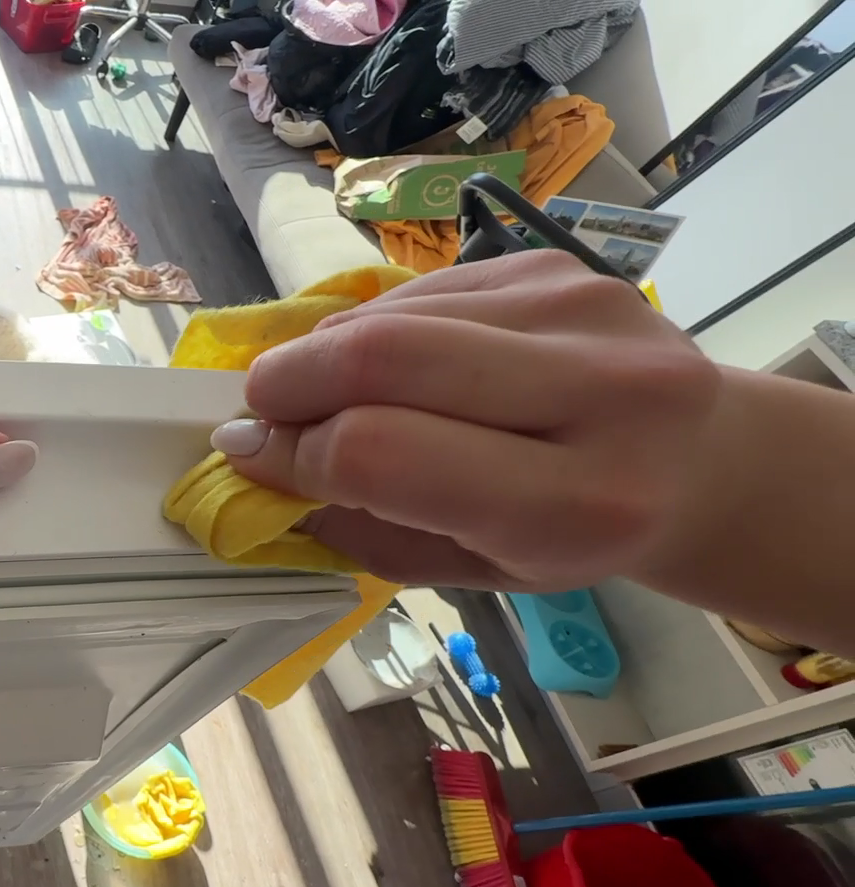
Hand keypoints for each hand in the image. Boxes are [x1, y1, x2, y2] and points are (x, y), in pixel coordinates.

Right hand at [208, 249, 721, 590]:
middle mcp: (601, 391)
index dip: (290, 452)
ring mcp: (583, 308)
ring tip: (325, 394)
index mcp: (574, 503)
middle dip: (285, 381)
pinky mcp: (556, 264)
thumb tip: (253, 455)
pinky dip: (362, 332)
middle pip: (377, 358)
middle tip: (262, 410)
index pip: (375, 451)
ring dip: (319, 357)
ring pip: (383, 317)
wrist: (694, 464)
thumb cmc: (555, 538)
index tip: (251, 457)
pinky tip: (382, 368)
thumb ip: (349, 520)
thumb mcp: (451, 565)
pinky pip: (409, 293)